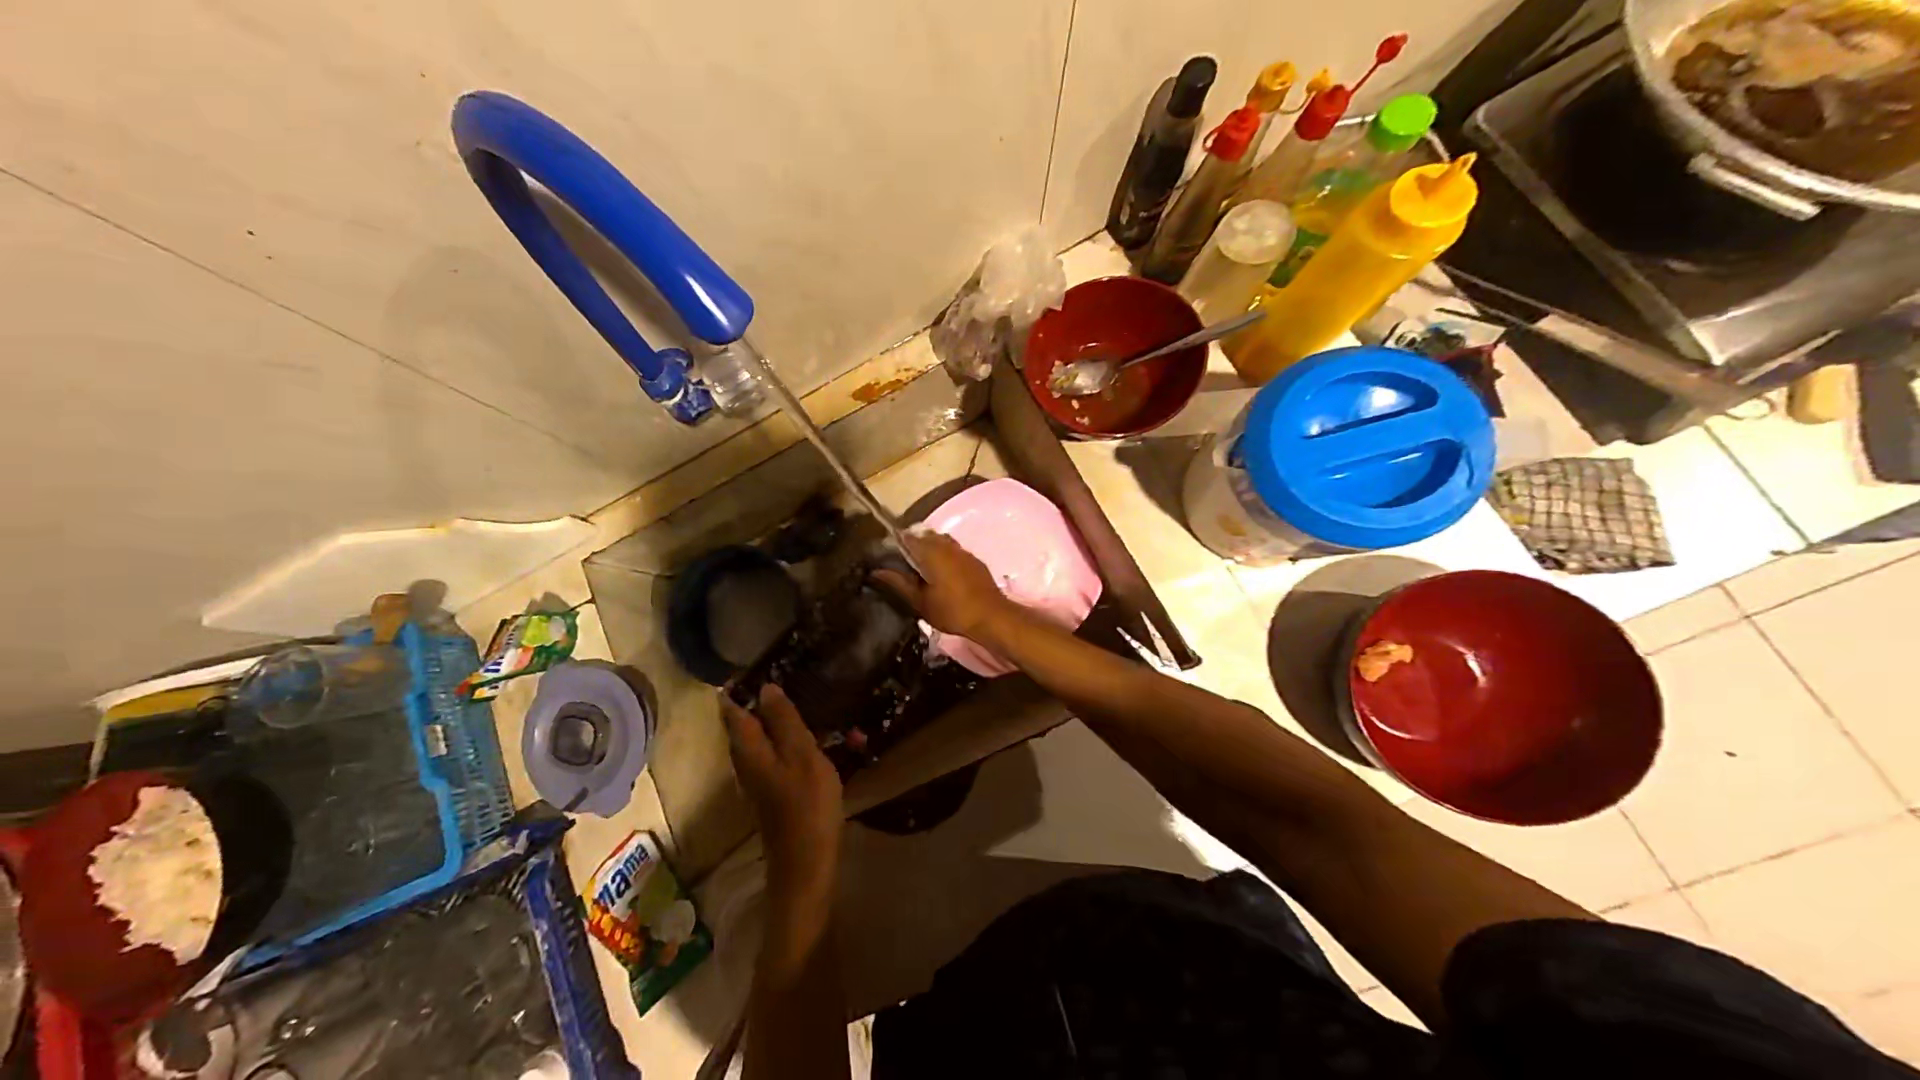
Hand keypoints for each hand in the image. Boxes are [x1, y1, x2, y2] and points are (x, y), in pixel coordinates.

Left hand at [720, 685, 842, 896]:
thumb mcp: (801, 755)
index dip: (741, 687)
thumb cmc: (807, 804)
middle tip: (787, 676)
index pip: (734, 709)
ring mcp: (759, 780)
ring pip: (761, 740)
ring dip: (777, 720)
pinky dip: (788, 740)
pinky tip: (812, 736)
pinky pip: (775, 755)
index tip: (758, 665)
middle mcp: (746, 762)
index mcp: (749, 749)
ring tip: (802, 700)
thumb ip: (784, 721)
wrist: (807, 864)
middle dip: (761, 701)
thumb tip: (766, 687)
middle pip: (745, 724)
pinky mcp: (774, 792)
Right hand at [872, 530, 1016, 640]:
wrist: (991, 616)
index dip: (896, 542)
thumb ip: (899, 583)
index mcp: (931, 552)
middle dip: (913, 544)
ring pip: (941, 541)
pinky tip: (942, 573)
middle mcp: (947, 545)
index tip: (888, 553)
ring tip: (922, 568)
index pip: (907, 536)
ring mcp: (963, 551)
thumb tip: (876, 572)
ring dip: (930, 549)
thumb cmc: (952, 610)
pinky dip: (944, 555)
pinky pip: (954, 550)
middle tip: (903, 563)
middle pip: (925, 535)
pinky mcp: (974, 560)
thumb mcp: (920, 601)